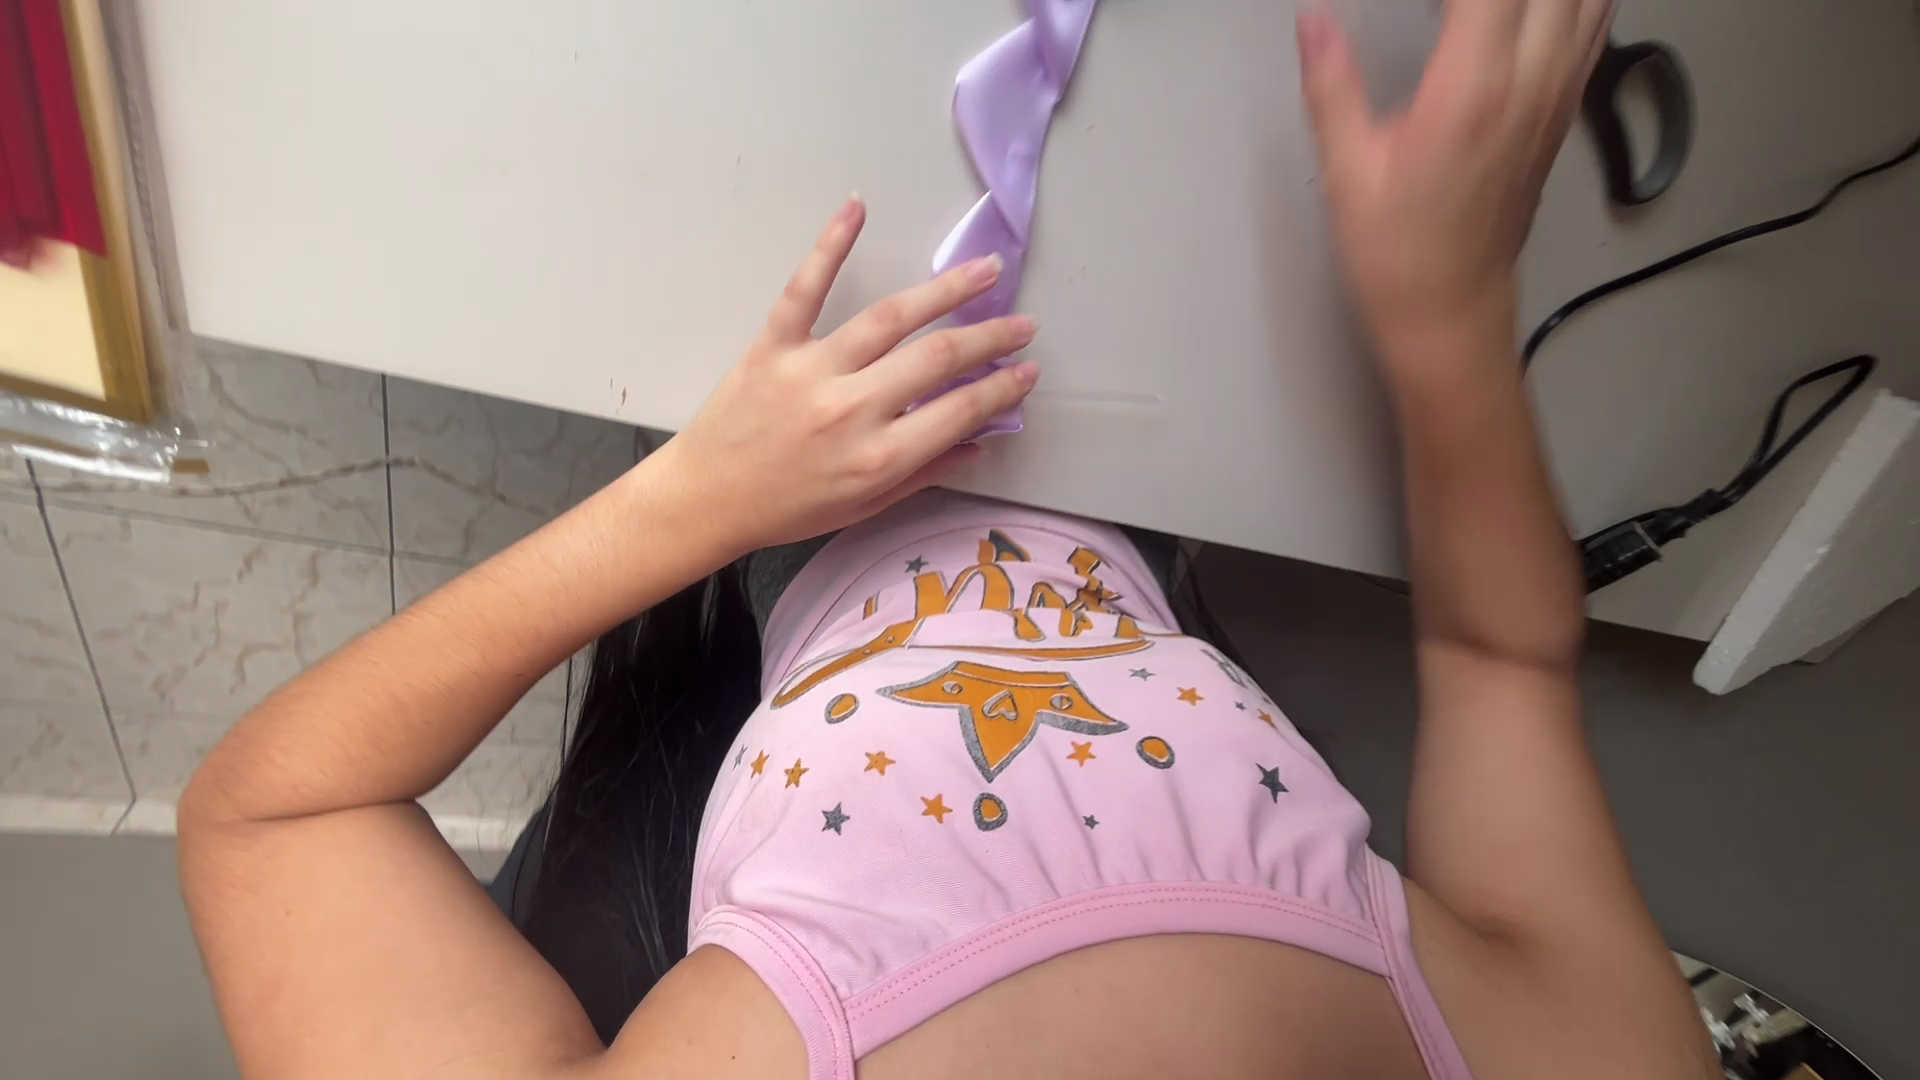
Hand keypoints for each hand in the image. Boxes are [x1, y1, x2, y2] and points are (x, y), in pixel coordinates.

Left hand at [645, 196, 1037, 556]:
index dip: (1002, 389)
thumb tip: (978, 443)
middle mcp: (853, 410)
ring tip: (987, 270)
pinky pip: (805, 288)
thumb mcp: (865, 506)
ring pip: (890, 318)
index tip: (1027, 371)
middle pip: (937, 359)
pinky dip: (831, 245)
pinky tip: (857, 208)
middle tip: (1024, 323)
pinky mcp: (773, 345)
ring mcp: (811, 371)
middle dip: (991, 338)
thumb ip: (924, 473)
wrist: (707, 501)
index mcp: (879, 458)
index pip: (959, 411)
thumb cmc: (791, 510)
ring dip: (946, 290)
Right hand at [1298, 0, 1612, 356]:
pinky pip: (1596, 12)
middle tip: (1439, 7)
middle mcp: (1534, 76)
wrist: (1449, 311)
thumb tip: (1314, 23)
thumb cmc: (1399, 257)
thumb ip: (1333, 87)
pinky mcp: (1565, 105)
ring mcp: (1561, 89)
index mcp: (1474, 87)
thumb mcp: (1347, 175)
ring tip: (1472, 11)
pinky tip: (1522, 11)